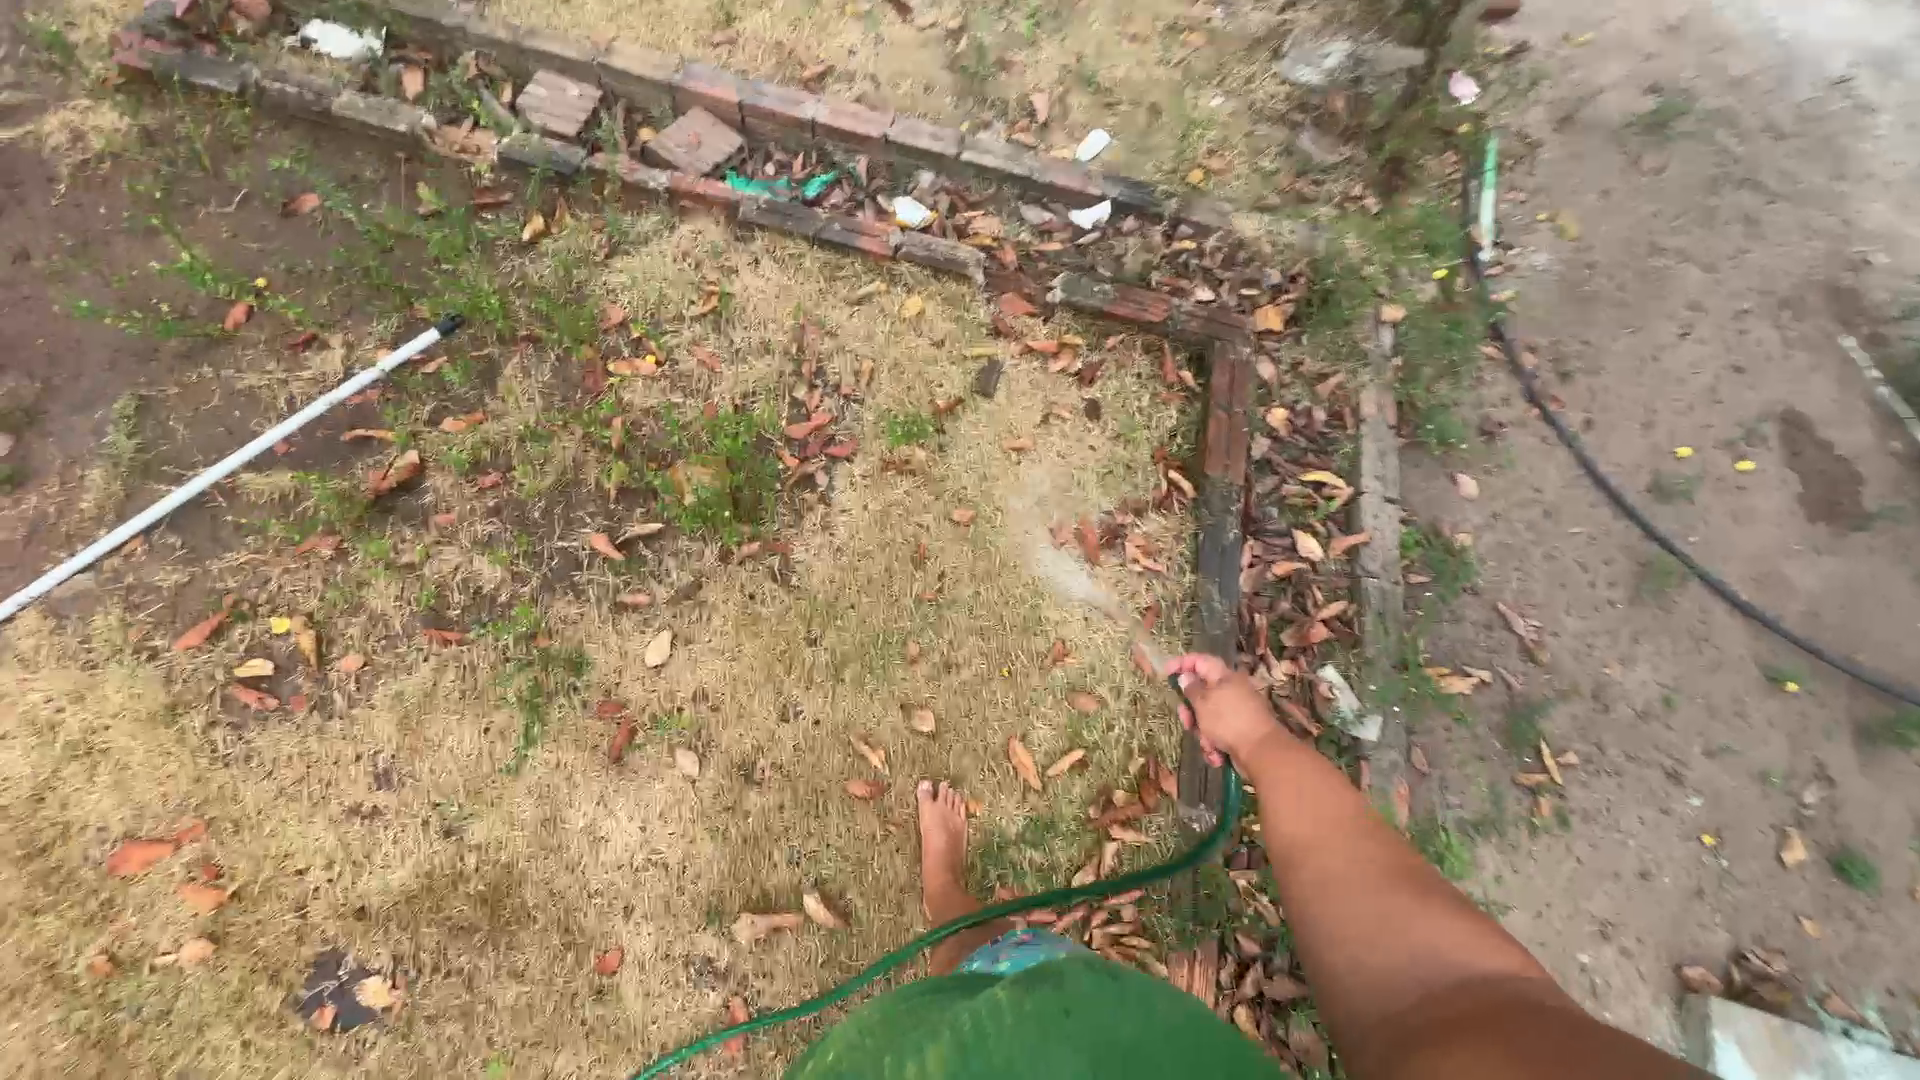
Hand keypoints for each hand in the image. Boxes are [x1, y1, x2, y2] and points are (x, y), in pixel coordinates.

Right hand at [1165, 653, 1286, 766]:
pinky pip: (1217, 733)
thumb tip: (1185, 676)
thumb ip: (1190, 688)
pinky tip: (1217, 754)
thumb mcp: (1203, 702)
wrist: (1261, 752)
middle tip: (1187, 720)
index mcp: (1224, 677)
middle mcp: (1230, 691)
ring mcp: (1235, 711)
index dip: (1181, 663)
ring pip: (1206, 716)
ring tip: (1207, 744)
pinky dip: (1214, 743)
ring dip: (1202, 732)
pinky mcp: (1238, 730)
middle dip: (1190, 710)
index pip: (1200, 661)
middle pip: (1201, 693)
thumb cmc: (1228, 721)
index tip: (1166, 672)